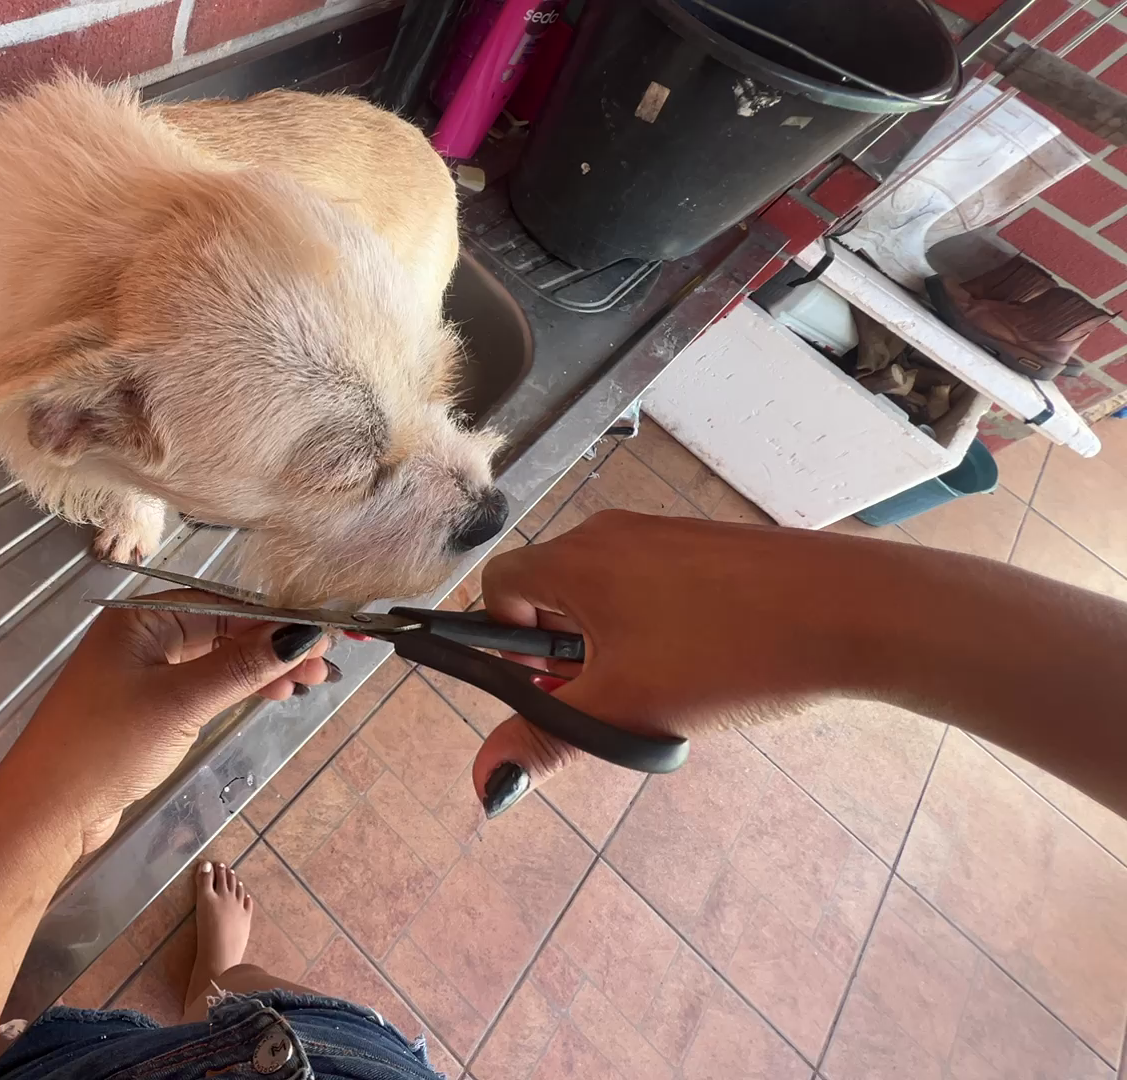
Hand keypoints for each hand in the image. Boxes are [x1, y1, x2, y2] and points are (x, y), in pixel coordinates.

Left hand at [0, 589, 334, 852]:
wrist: (45, 811)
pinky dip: (232, 688)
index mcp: (139, 616)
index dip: (273, 618)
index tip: (323, 634)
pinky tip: (266, 694)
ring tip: (308, 684)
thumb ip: (241, 666)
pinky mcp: (144, 704)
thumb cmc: (107, 746)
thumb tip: (301, 633)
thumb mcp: (180, 703)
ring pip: (212, 657)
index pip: (220, 604)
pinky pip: (199, 683)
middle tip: (323, 666)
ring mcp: (141, 670)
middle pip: (219, 629)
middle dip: (271, 645)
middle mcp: (140, 634)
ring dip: (257, 668)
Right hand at [469, 510, 897, 815]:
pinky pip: (641, 576)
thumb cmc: (728, 656)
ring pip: (595, 586)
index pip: (496, 586)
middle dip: (558, 643)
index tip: (550, 676)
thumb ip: (546, 743)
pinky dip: (645, 614)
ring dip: (602, 633)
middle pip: (545, 588)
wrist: (868, 611)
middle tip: (608, 687)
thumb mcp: (626, 709)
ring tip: (659, 676)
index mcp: (571, 561)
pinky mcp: (699, 538)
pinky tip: (700, 651)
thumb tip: (487, 788)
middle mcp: (602, 533)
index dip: (505, 636)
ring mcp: (654, 530)